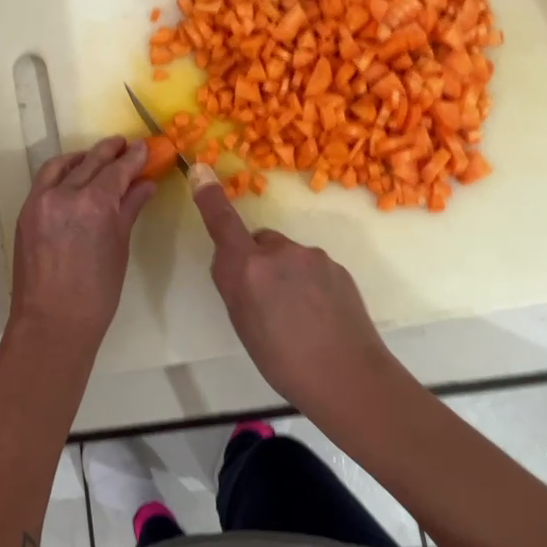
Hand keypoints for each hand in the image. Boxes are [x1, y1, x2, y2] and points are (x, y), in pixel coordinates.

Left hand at [9, 136, 156, 351]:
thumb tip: (144, 185)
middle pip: (90, 162)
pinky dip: (61, 173)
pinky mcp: (26, 212)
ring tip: (98, 157)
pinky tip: (74, 177)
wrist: (52, 321)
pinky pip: (45, 181)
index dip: (133, 157)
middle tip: (125, 144)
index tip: (145, 147)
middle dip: (109, 151)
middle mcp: (63, 194)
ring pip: (62, 166)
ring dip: (82, 157)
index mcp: (93, 203)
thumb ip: (128, 209)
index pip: (117, 170)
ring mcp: (40, 201)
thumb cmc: (96, 293)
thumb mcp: (118, 247)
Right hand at [188, 165, 396, 408]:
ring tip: (294, 316)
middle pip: (258, 243)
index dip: (209, 197)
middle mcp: (279, 252)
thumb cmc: (281, 359)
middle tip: (262, 302)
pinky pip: (311, 267)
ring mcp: (313, 257)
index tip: (200, 171)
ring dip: (284, 275)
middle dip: (255, 261)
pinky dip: (307, 284)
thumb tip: (235, 262)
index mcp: (247, 267)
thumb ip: (234, 284)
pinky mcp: (337, 268)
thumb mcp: (242, 321)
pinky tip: (316, 316)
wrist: (346, 376)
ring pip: (287, 256)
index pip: (222, 223)